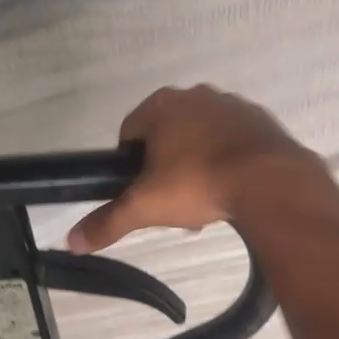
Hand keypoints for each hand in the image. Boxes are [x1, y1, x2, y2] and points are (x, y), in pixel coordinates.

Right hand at [68, 86, 323, 253]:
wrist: (266, 180)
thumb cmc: (196, 184)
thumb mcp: (144, 207)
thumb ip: (108, 222)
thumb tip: (72, 242)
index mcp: (161, 106)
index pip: (129, 132)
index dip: (128, 166)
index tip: (138, 195)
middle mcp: (195, 96)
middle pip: (167, 137)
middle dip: (165, 171)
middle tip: (171, 207)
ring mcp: (231, 106)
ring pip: (201, 141)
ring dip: (196, 170)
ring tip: (202, 206)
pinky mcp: (260, 123)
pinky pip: (232, 146)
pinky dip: (226, 167)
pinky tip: (230, 195)